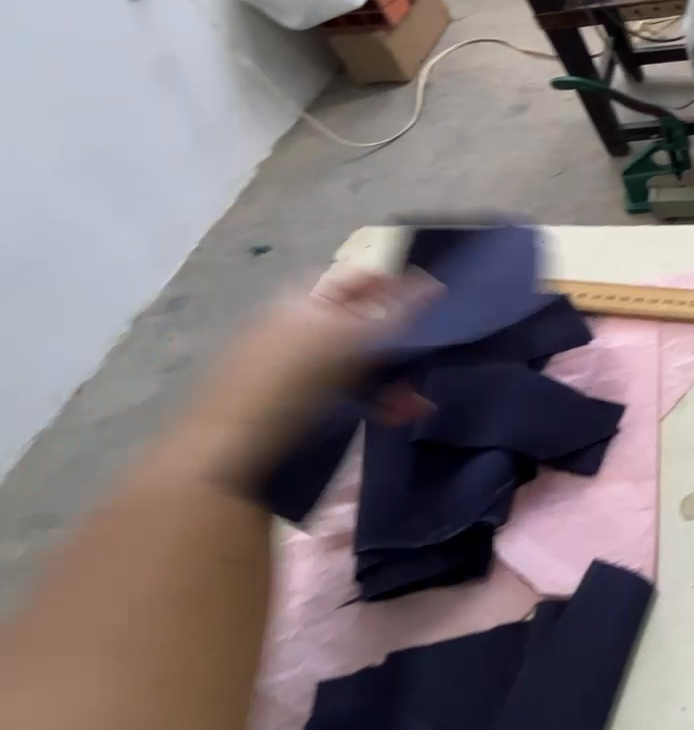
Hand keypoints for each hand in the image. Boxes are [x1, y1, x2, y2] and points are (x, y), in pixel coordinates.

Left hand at [185, 269, 438, 456]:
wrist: (225, 450)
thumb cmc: (290, 381)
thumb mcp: (351, 336)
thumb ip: (396, 308)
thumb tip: (432, 283)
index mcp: (304, 301)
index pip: (358, 279)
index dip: (394, 286)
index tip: (431, 305)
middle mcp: (300, 326)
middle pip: (366, 324)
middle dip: (403, 346)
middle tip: (430, 362)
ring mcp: (296, 366)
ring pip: (363, 362)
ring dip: (396, 380)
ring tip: (417, 406)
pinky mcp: (298, 401)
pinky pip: (349, 392)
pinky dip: (376, 402)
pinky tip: (396, 417)